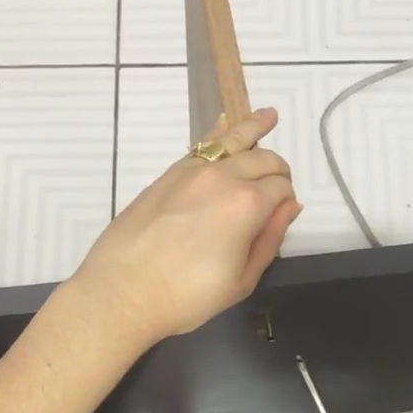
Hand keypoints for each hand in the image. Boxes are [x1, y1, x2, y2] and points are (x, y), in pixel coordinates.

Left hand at [68, 108, 300, 342]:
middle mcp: (224, 177)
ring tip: (269, 116)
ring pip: (231, 140)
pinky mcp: (168, 175)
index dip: (286, 200)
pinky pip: (201, 146)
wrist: (123, 292)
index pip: (282, 188)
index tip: (280, 216)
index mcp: (248, 205)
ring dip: (254, 127)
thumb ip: (269, 240)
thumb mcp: (240, 281)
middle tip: (278, 184)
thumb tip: (289, 208)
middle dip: (277, 169)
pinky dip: (219, 133)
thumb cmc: (186, 297)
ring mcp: (192, 171)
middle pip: (263, 160)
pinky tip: (225, 125)